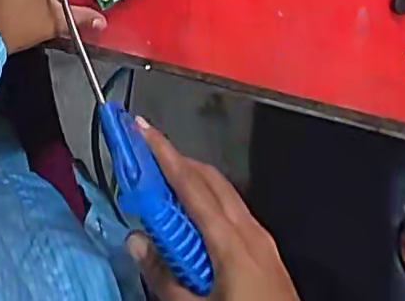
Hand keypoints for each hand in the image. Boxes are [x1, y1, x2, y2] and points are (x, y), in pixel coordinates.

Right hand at [129, 120, 299, 300]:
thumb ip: (164, 277)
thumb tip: (135, 239)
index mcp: (230, 241)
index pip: (190, 183)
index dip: (163, 152)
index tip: (141, 127)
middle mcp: (249, 231)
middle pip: (210, 180)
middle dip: (177, 160)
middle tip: (146, 154)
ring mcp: (263, 243)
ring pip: (225, 194)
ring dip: (194, 180)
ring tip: (164, 185)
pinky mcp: (269, 257)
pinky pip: (235, 213)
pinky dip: (210, 202)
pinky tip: (195, 222)